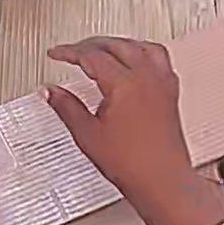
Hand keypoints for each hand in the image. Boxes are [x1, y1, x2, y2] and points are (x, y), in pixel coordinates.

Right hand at [44, 37, 223, 224]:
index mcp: (124, 84)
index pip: (91, 55)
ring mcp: (163, 84)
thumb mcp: (87, 133)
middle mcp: (147, 79)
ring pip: (140, 46)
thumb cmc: (132, 163)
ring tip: (102, 48)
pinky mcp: (171, 93)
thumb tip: (52, 92)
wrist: (162, 181)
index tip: (57, 53)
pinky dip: (141, 52)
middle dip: (90, 44)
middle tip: (73, 51)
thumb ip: (66, 106)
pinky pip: (158, 58)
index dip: (69, 52)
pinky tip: (134, 60)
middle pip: (116, 45)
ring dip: (117, 43)